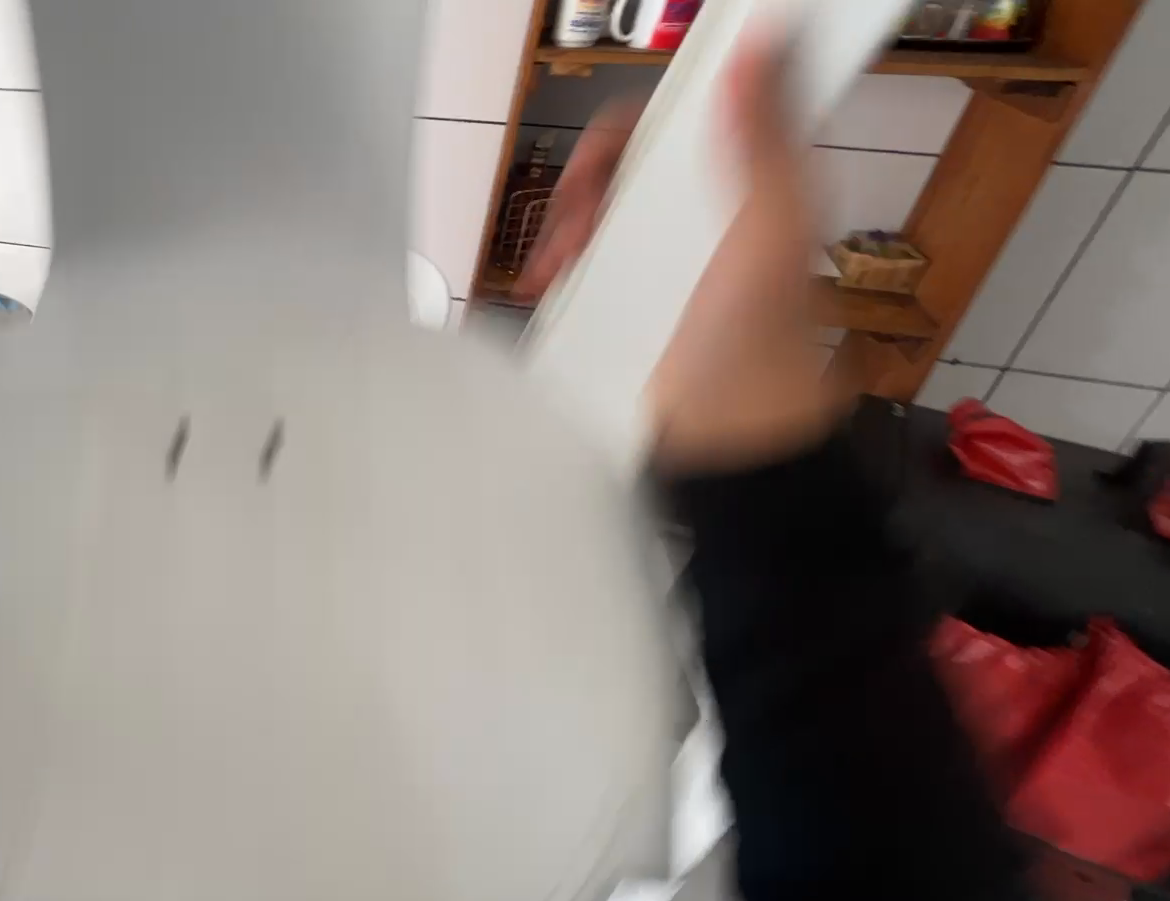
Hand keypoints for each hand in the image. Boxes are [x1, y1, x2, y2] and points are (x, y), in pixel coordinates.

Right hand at [517, 35, 852, 472]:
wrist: (726, 429)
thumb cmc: (760, 344)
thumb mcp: (772, 230)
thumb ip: (765, 140)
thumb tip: (758, 49)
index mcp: (737, 176)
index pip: (673, 113)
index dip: (634, 123)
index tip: (612, 153)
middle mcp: (689, 210)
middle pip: (613, 164)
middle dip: (580, 185)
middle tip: (579, 219)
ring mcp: (647, 255)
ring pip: (583, 212)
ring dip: (557, 230)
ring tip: (558, 263)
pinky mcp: (615, 296)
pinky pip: (569, 263)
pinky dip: (549, 268)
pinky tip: (550, 285)